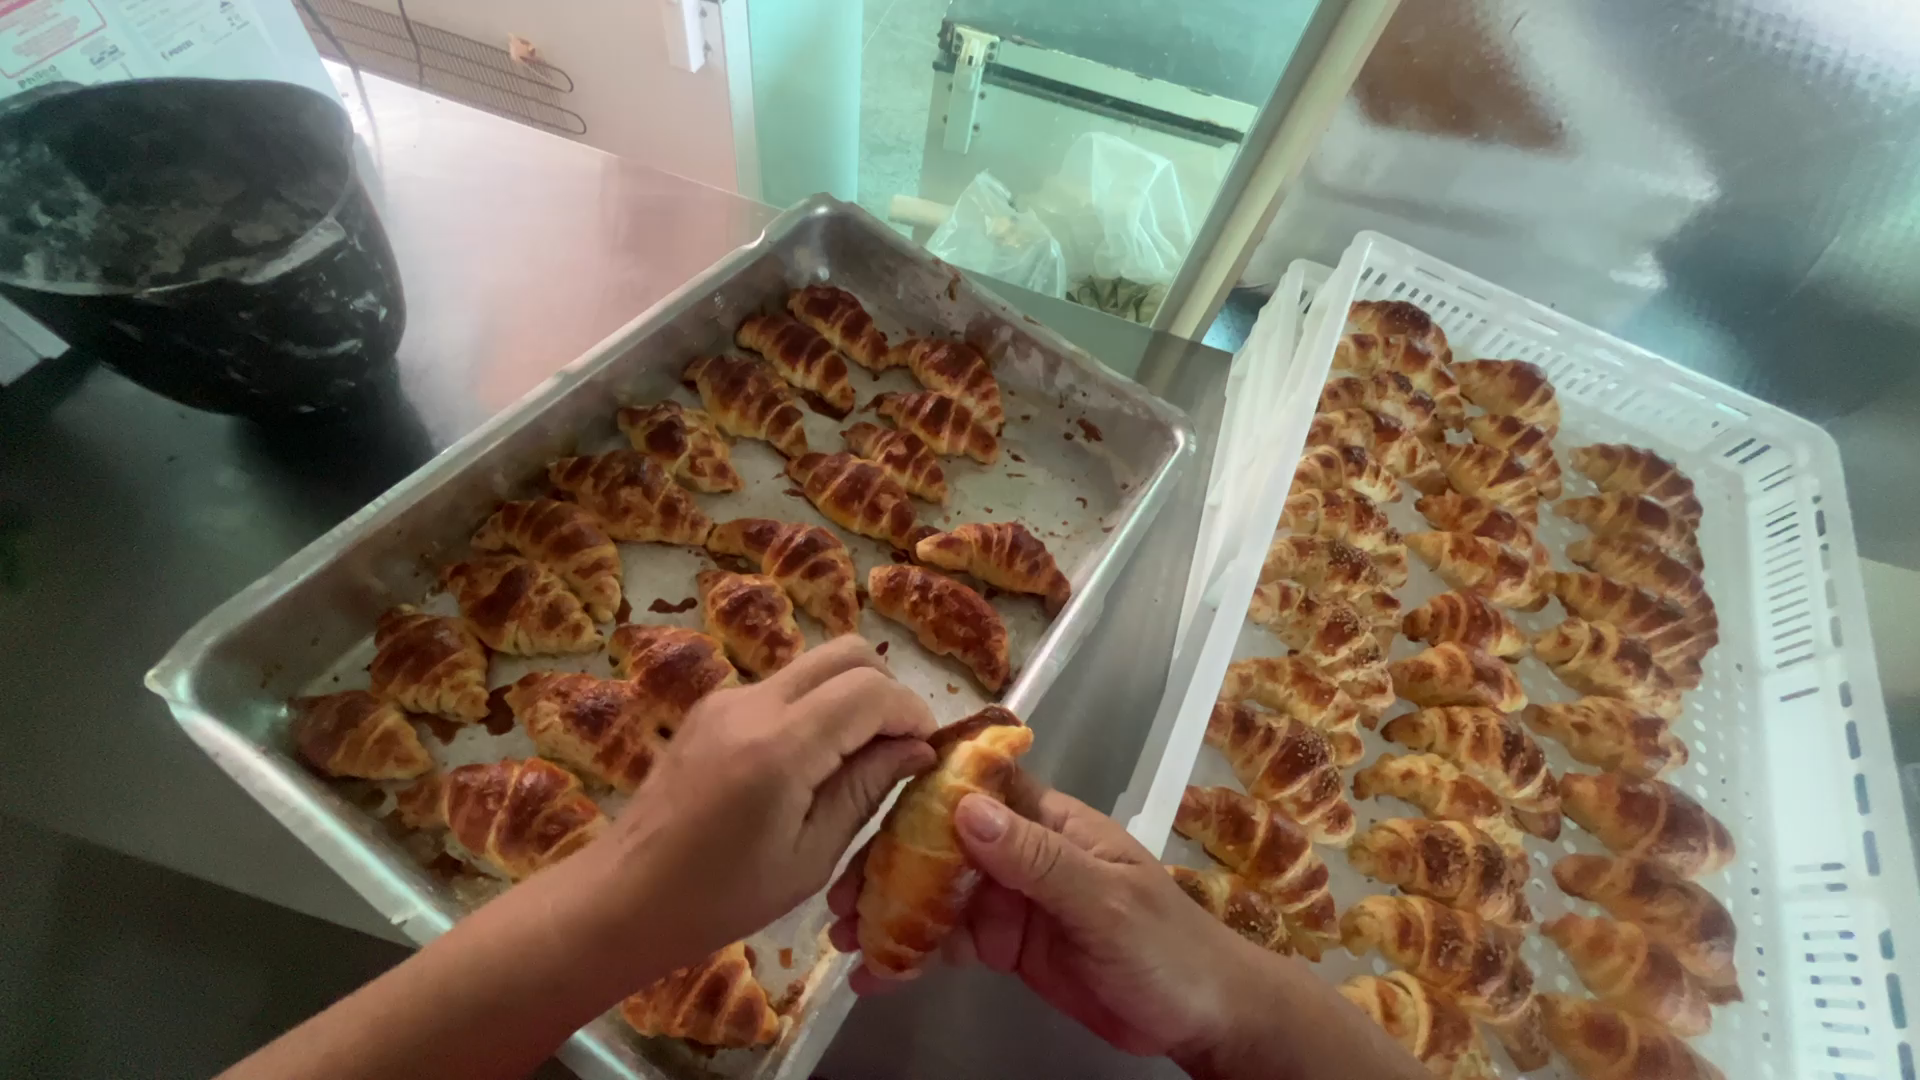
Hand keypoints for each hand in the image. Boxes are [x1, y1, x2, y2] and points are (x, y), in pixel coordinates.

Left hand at [568, 636, 937, 981]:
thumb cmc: (720, 898)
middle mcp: (753, 702)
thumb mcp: (811, 856)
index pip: (870, 691)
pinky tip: (811, 760)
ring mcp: (729, 696)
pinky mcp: (715, 704)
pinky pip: (787, 685)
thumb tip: (918, 748)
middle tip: (897, 742)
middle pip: (848, 652)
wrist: (621, 898)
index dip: (912, 711)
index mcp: (779, 747)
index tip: (926, 749)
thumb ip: (867, 788)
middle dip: (888, 687)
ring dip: (853, 694)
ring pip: (817, 663)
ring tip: (857, 755)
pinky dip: (819, 705)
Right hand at [825, 771, 1271, 1061]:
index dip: (925, 795)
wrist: (1202, 1016)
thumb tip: (967, 809)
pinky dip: (916, 955)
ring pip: (941, 894)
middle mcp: (1023, 850)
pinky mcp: (1007, 944)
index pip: (980, 788)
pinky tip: (878, 973)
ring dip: (894, 910)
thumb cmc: (1164, 942)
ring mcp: (1012, 897)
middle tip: (841, 892)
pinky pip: (953, 942)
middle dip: (893, 863)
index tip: (871, 810)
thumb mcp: (1103, 898)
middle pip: (946, 844)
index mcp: (1049, 821)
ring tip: (844, 933)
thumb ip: (1037, 858)